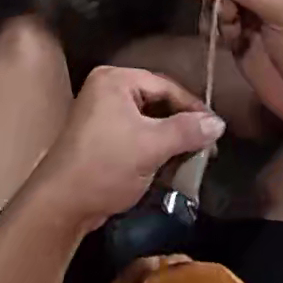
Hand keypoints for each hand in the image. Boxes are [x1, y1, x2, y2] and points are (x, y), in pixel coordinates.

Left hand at [27, 67, 224, 233]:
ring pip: (148, 120)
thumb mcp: (152, 146)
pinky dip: (154, 147)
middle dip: (183, 124)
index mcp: (114, 79)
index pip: (165, 85)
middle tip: (208, 145)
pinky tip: (172, 164)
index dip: (193, 107)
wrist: (63, 203)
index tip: (217, 130)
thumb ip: (187, 131)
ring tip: (195, 157)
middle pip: (157, 101)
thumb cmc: (106, 165)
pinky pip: (136, 133)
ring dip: (170, 138)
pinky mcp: (101, 135)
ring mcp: (101, 112)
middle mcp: (106, 88)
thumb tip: (219, 123)